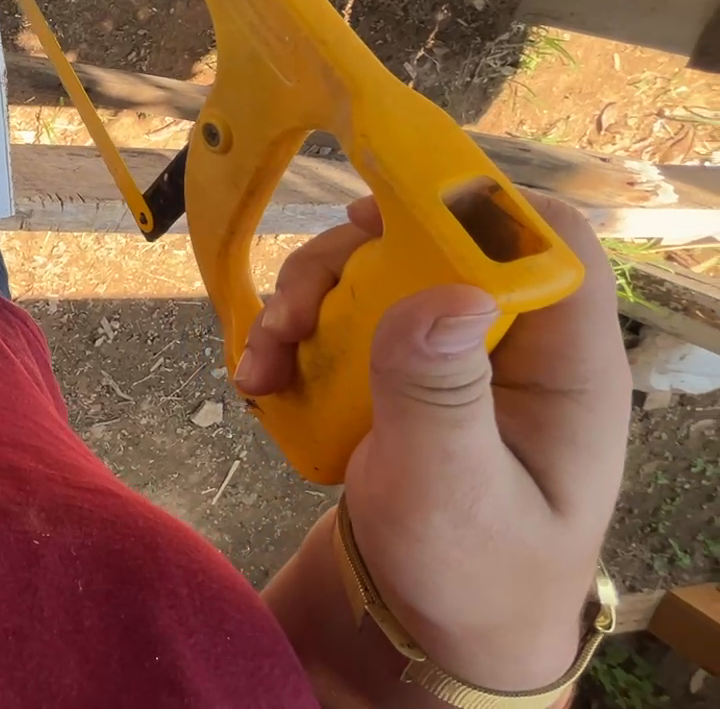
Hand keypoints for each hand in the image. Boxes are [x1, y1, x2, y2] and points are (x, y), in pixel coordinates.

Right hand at [240, 192, 627, 691]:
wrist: (428, 608)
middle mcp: (498, 340)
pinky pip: (327, 318)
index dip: (471, 208)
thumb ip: (441, 396)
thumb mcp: (450, 490)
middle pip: (422, 246)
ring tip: (258, 366)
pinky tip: (259, 380)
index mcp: (558, 365)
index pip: (545, 245)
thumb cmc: (466, 562)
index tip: (374, 216)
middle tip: (285, 321)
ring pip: (361, 275)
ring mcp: (436, 350)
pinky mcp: (385, 366)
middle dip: (339, 270)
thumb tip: (440, 295)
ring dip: (294, 306)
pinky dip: (281, 338)